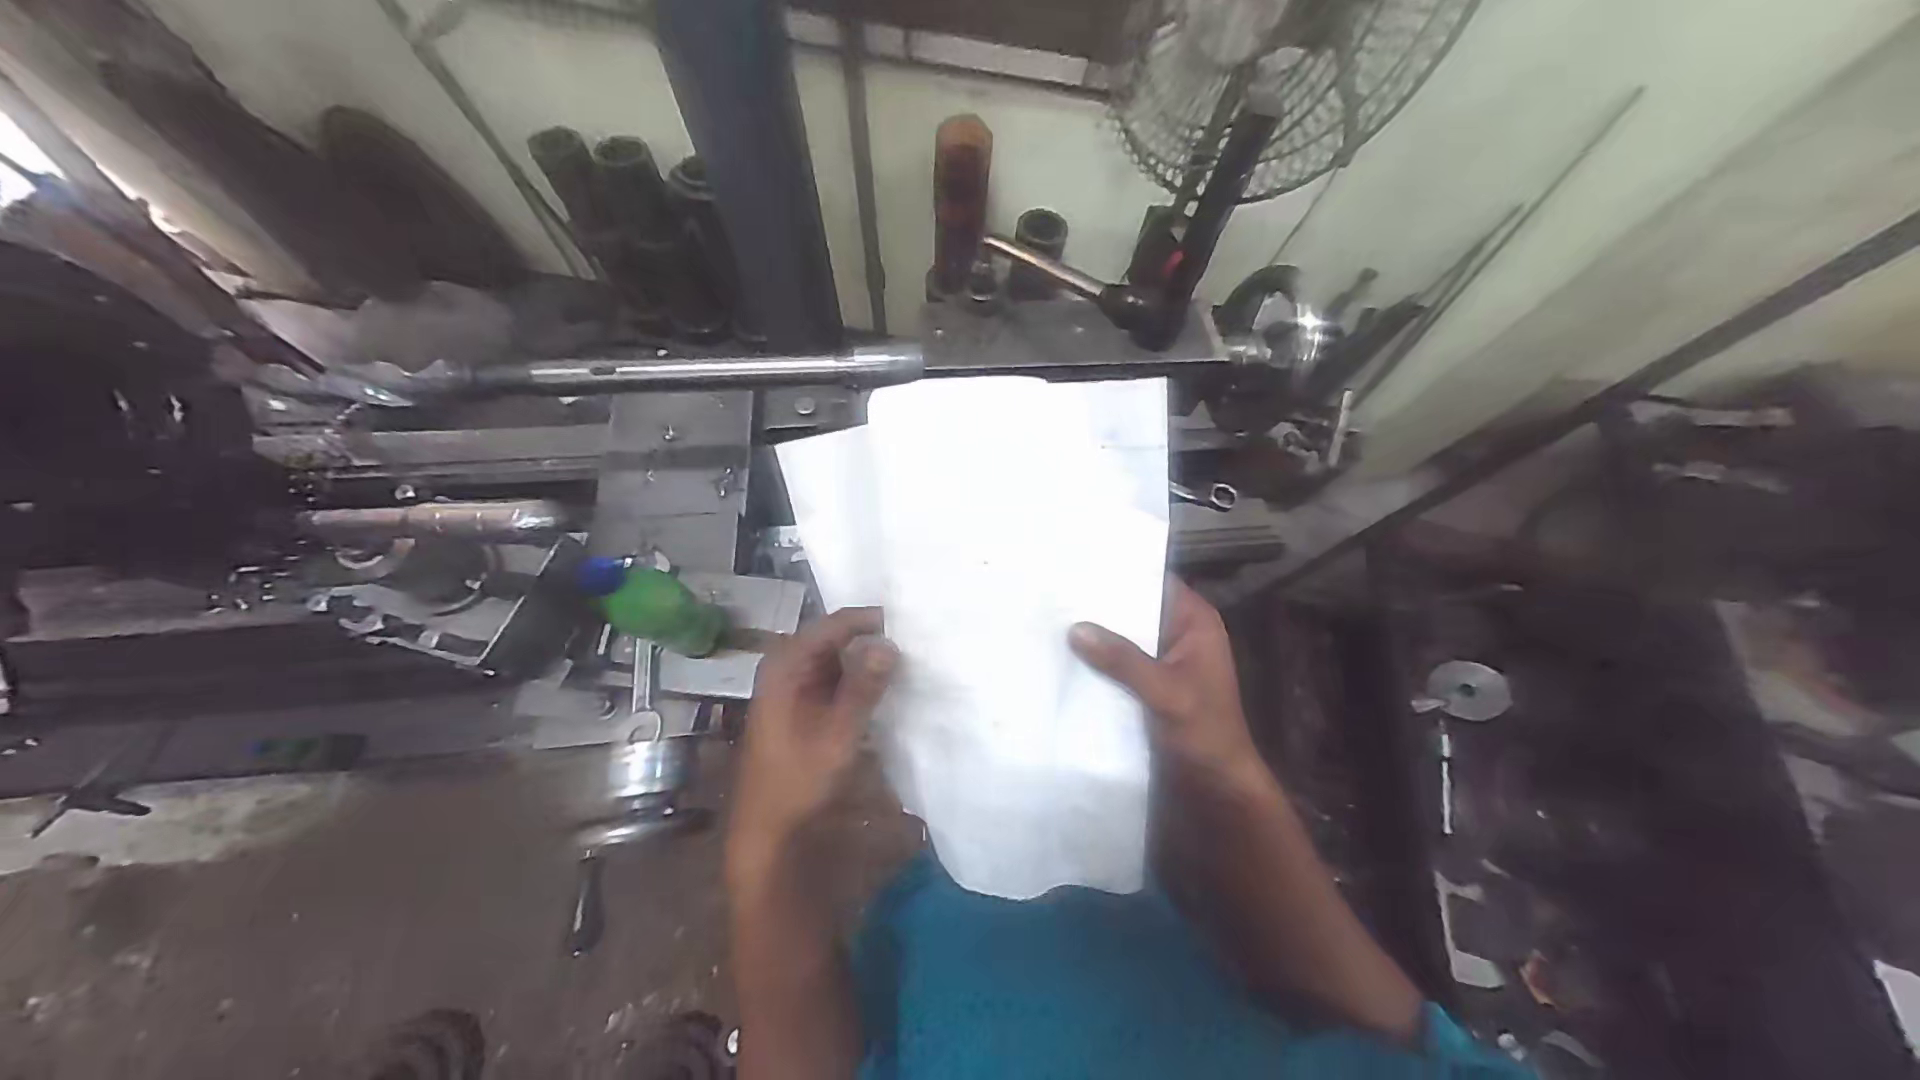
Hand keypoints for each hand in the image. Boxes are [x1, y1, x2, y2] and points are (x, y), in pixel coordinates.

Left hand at [728, 607, 896, 876]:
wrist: (768, 828)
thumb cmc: (797, 779)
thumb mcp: (837, 733)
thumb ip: (863, 686)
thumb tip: (890, 643)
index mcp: (786, 663)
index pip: (836, 623)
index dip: (873, 620)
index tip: (912, 625)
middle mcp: (787, 665)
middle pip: (837, 637)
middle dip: (874, 639)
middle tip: (916, 643)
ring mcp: (794, 684)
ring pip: (839, 658)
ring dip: (869, 661)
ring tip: (909, 661)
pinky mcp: (804, 704)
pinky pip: (836, 678)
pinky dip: (860, 680)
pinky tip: (888, 687)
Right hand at [1069, 579, 1264, 789]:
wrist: (1216, 790)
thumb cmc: (1205, 734)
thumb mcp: (1166, 692)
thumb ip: (1123, 660)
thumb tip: (1075, 629)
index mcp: (1195, 623)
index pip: (1154, 581)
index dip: (1119, 571)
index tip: (1077, 564)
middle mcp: (1177, 634)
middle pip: (1132, 608)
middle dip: (1097, 604)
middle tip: (1050, 592)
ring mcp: (1160, 660)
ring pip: (1120, 636)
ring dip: (1093, 635)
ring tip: (1047, 618)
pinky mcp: (1145, 685)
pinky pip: (1115, 663)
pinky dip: (1095, 661)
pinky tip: (1061, 656)